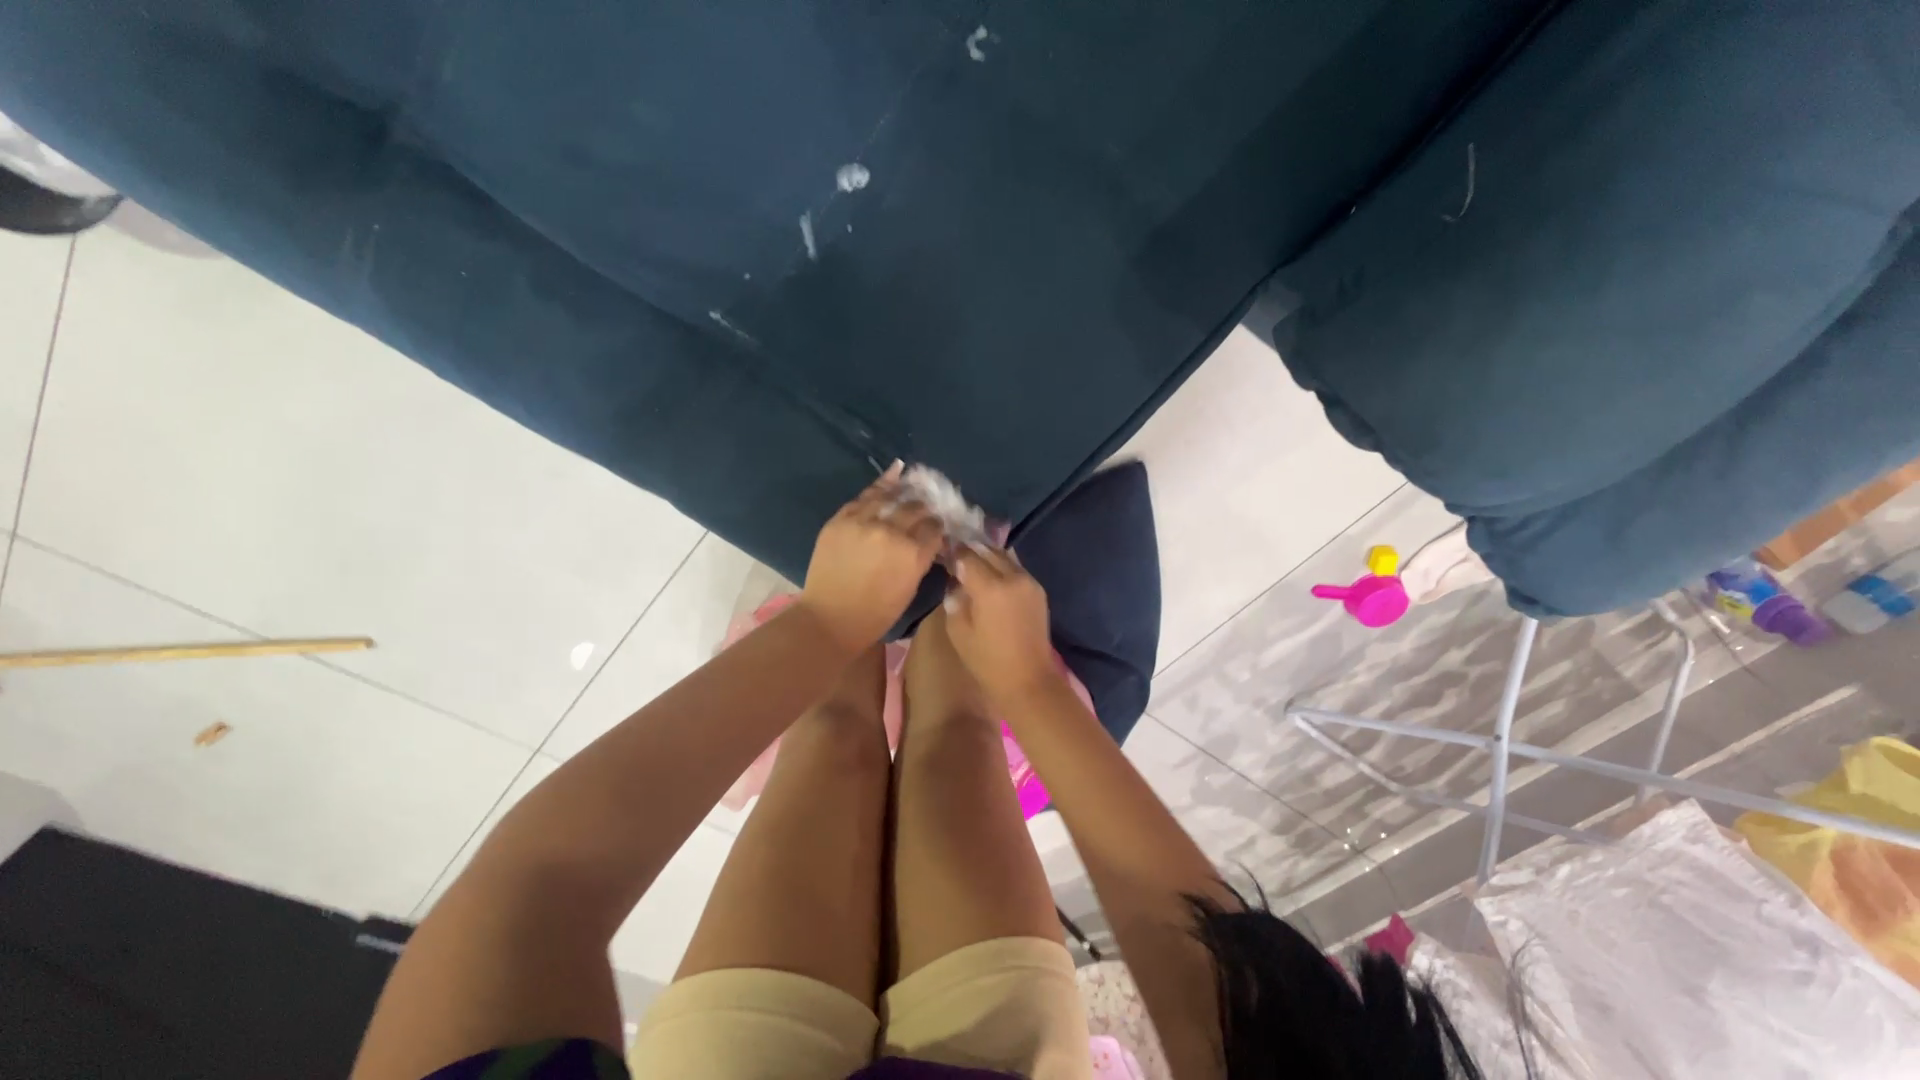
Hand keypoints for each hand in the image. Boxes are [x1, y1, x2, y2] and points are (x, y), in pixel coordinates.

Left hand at [798, 462, 943, 651]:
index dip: (938, 526)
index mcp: (913, 554)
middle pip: (917, 508)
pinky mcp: (842, 519)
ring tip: (915, 484)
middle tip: (926, 509)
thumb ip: (921, 559)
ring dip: (906, 491)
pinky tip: (896, 472)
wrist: (830, 618)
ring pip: (892, 496)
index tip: (937, 526)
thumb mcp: (910, 588)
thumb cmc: (876, 614)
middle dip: (924, 508)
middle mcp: (892, 532)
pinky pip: (865, 495)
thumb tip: (928, 539)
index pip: (935, 528)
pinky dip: (882, 483)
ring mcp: (864, 522)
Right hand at [944, 546, 1060, 702]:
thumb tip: (955, 580)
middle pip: (987, 550)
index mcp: (991, 587)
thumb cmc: (987, 661)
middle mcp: (1013, 577)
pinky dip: (1001, 566)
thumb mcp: (958, 630)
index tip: (942, 552)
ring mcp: (1029, 581)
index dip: (952, 552)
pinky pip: (1015, 568)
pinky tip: (990, 576)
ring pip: (1004, 556)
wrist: (1028, 679)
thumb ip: (954, 598)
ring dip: (987, 556)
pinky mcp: (1038, 590)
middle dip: (970, 550)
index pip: (966, 556)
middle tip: (955, 555)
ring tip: (972, 563)